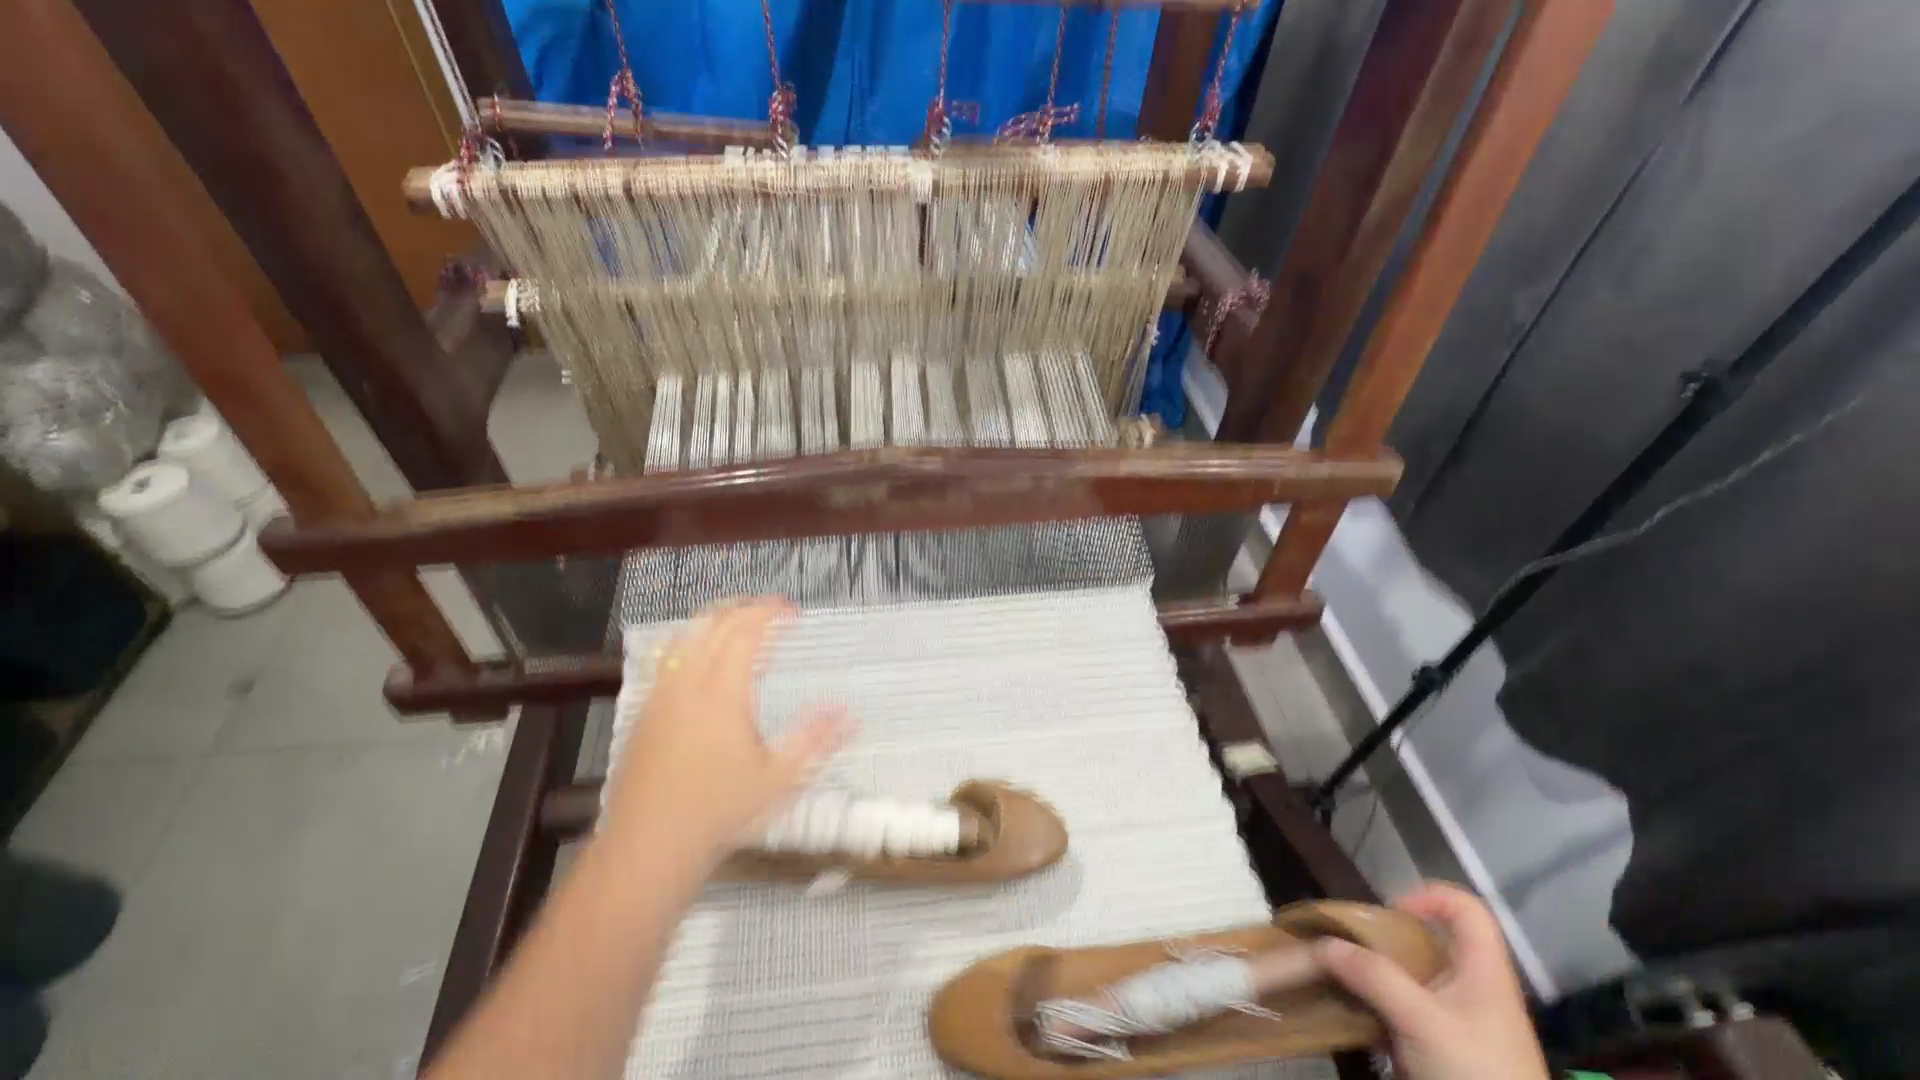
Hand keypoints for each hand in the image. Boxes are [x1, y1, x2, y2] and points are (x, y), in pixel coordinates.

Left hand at [603, 597, 849, 862]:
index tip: (790, 611)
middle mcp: (688, 685)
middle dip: (744, 609)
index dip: (770, 613)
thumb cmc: (716, 813)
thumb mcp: (779, 779)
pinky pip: (665, 658)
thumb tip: (848, 714)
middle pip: (714, 624)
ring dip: (713, 620)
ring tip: (734, 621)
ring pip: (685, 636)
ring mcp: (661, 696)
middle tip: (768, 612)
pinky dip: (688, 642)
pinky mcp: (644, 712)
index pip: (747, 632)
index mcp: (723, 692)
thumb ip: (815, 739)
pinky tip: (695, 657)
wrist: (650, 842)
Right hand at [1315, 883, 1548, 1079]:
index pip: (1466, 908)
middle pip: (1430, 942)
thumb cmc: (1474, 1073)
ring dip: (1376, 976)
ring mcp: (1459, 1021)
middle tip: (1351, 947)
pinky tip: (1355, 1018)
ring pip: (1413, 979)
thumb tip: (1323, 942)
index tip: (1389, 914)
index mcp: (1483, 970)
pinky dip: (1379, 1009)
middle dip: (1386, 940)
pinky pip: (1406, 1013)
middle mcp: (1472, 988)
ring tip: (1342, 980)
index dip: (1429, 897)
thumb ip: (1373, 978)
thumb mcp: (1421, 1021)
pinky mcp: (1443, 1049)